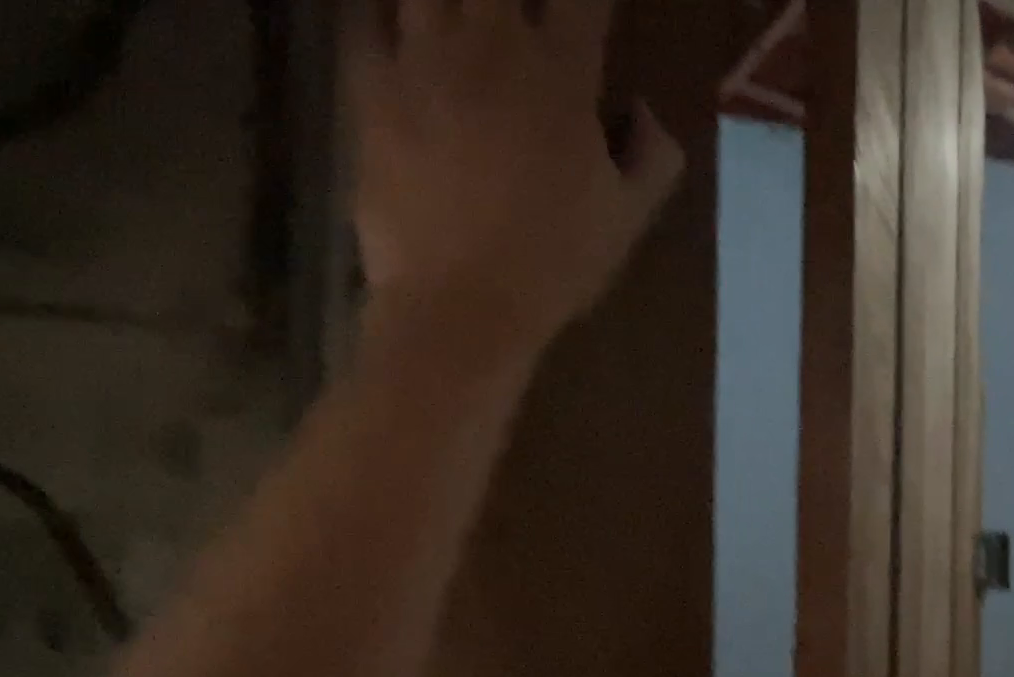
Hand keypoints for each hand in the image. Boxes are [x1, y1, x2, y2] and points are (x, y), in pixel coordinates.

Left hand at [348, 0, 683, 343]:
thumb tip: (642, 113)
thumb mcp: (625, 220)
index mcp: (563, 74)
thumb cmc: (552, 267)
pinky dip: (376, 23)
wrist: (462, 308)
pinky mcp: (374, 99)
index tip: (583, 15)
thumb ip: (651, 156)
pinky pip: (363, 30)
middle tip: (508, 22)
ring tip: (455, 24)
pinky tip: (390, 37)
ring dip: (446, 4)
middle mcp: (493, 48)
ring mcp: (426, 66)